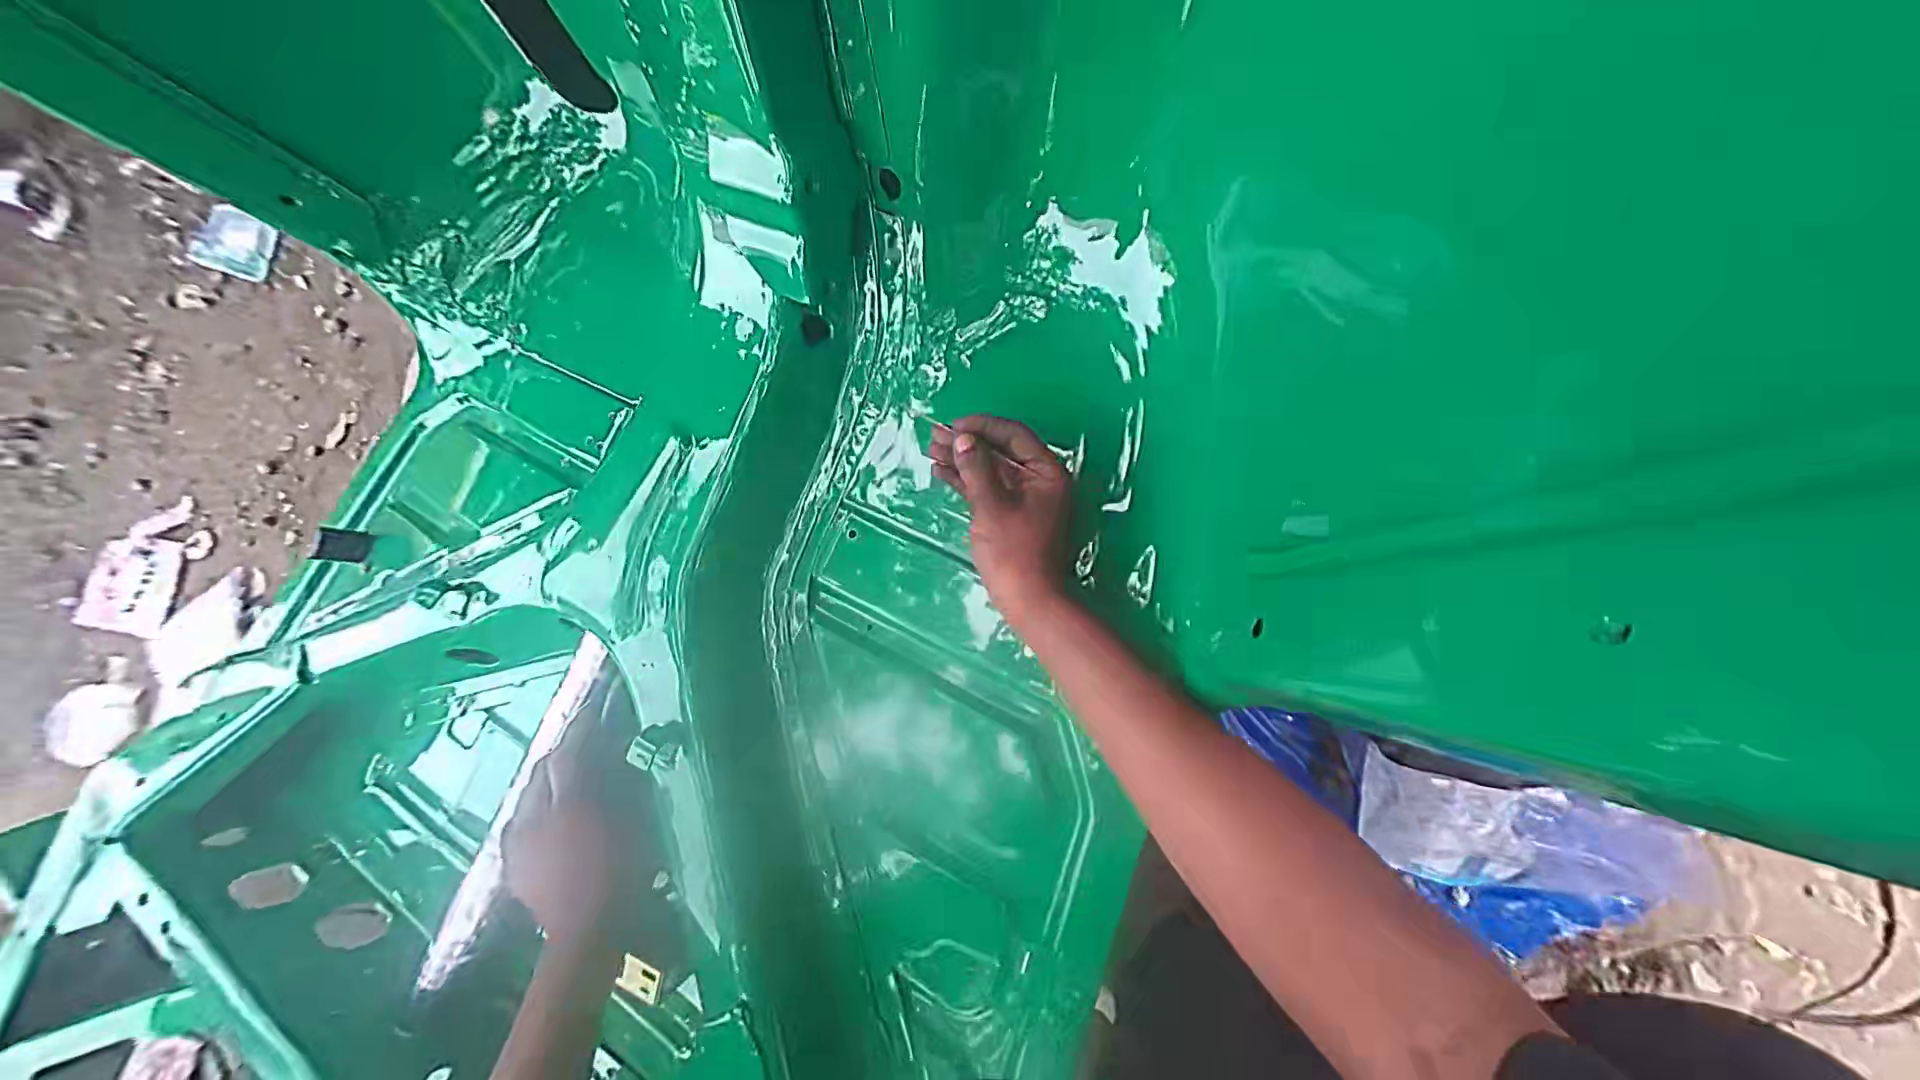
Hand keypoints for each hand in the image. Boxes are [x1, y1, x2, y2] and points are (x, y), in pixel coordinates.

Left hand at [501, 725, 624, 941]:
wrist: (590, 929)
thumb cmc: (626, 870)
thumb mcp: (637, 819)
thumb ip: (624, 782)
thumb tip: (619, 754)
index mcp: (571, 801)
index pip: (573, 747)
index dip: (586, 723)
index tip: (600, 704)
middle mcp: (535, 813)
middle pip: (546, 766)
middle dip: (567, 748)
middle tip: (590, 739)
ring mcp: (518, 839)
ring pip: (530, 791)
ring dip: (551, 776)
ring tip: (572, 775)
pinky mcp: (511, 860)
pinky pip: (521, 818)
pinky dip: (538, 806)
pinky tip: (552, 814)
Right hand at [928, 414, 1072, 622]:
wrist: (1028, 600)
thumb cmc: (1014, 553)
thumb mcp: (992, 506)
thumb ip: (977, 468)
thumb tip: (963, 439)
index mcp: (1047, 473)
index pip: (1014, 435)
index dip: (982, 426)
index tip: (953, 425)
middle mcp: (1040, 480)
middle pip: (1001, 450)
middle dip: (968, 442)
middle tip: (935, 435)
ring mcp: (1027, 498)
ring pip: (992, 468)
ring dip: (963, 459)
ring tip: (932, 450)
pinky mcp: (1012, 514)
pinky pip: (989, 487)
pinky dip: (967, 480)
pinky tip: (944, 471)